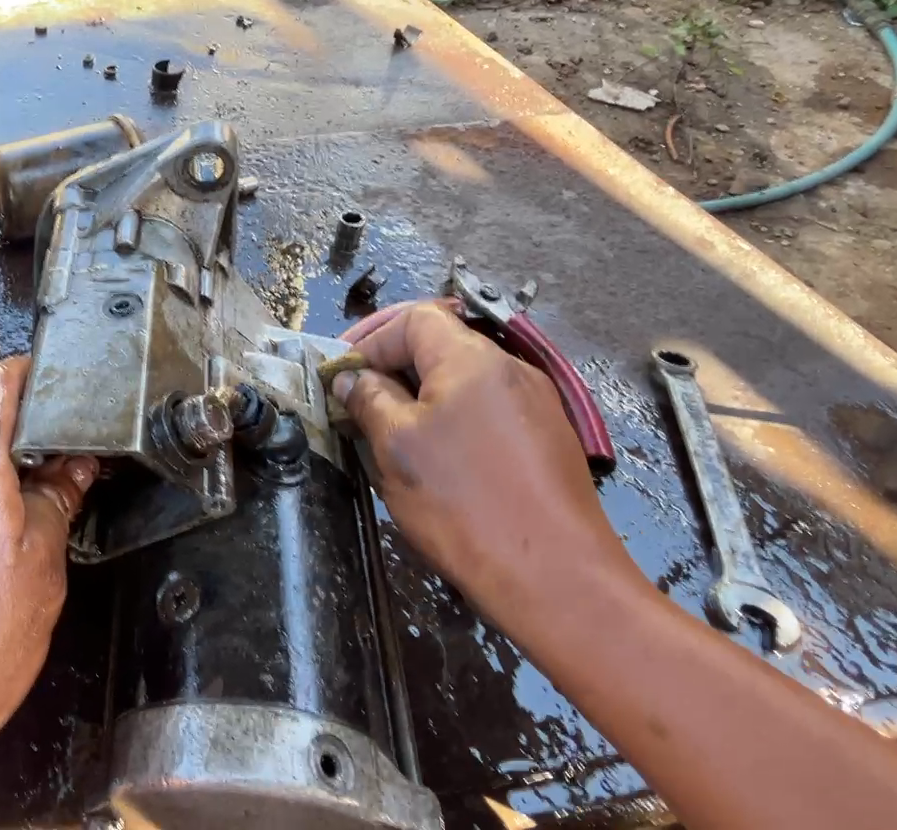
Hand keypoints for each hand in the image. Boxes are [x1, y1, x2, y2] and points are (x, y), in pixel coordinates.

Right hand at [330, 301, 642, 618]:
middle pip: (439, 344)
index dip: (370, 337)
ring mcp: (532, 406)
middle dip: (389, 366)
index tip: (341, 374)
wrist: (556, 579)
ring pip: (460, 381)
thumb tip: (351, 378)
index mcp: (474, 360)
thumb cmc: (464, 503)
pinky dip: (446, 419)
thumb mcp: (397, 445)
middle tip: (354, 401)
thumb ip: (369, 399)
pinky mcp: (543, 441)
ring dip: (415, 395)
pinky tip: (429, 457)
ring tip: (383, 432)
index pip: (414, 318)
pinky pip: (482, 410)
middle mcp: (510, 371)